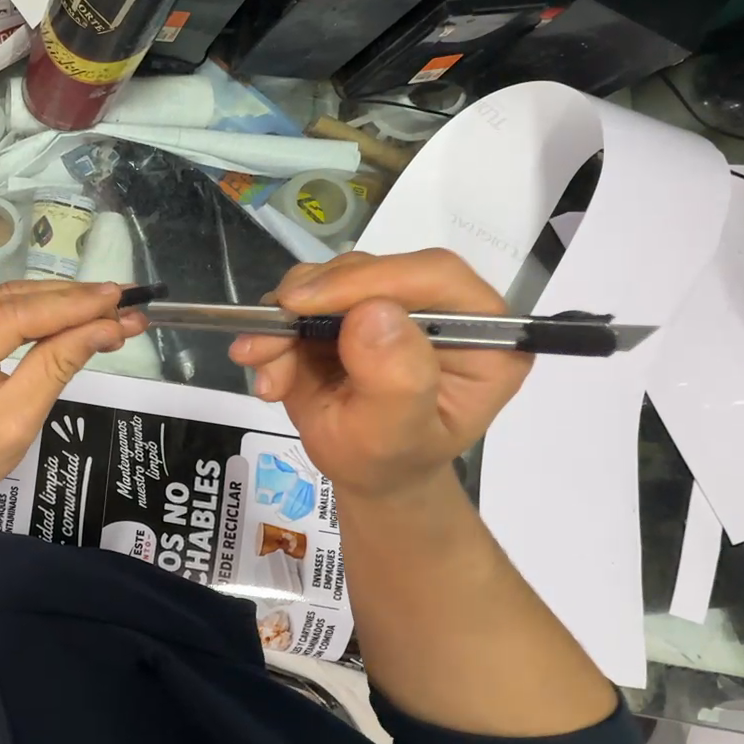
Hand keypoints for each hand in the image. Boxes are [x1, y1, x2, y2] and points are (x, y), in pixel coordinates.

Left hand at [0, 281, 144, 518]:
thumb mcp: (18, 419)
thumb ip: (57, 366)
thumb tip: (107, 326)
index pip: (12, 316)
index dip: (69, 304)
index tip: (119, 298)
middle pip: (7, 300)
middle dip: (69, 300)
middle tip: (123, 304)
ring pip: (1, 300)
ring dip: (54, 302)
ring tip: (106, 309)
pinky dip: (30, 312)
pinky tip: (67, 314)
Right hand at [228, 250, 531, 504]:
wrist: (366, 472)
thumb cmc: (390, 461)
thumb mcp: (395, 435)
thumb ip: (396, 379)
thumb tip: (372, 312)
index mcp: (480, 334)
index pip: (432, 276)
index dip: (367, 280)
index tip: (303, 305)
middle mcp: (434, 309)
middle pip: (366, 271)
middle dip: (306, 305)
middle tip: (263, 346)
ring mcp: (383, 307)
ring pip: (320, 281)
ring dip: (279, 325)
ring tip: (268, 379)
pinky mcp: (340, 313)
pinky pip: (293, 303)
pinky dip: (268, 334)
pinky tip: (266, 375)